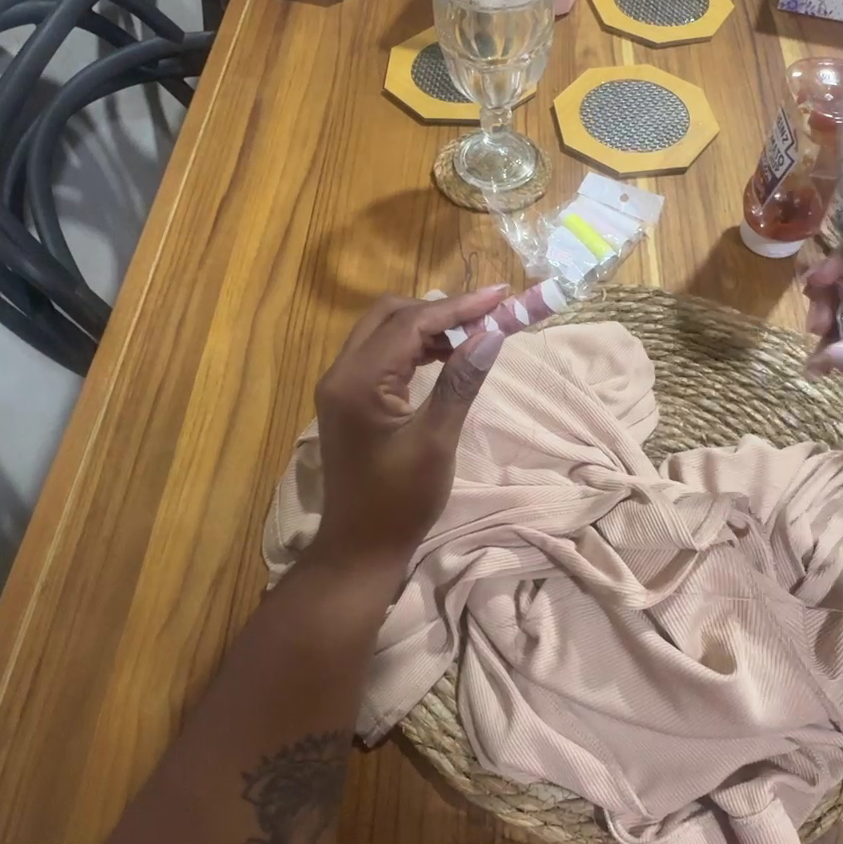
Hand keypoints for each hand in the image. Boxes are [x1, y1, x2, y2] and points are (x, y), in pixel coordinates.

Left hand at [311, 286, 509, 560]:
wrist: (360, 548)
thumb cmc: (399, 503)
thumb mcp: (436, 442)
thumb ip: (461, 383)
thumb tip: (491, 334)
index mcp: (358, 382)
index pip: (410, 323)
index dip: (458, 306)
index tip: (501, 295)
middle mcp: (341, 373)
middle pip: (390, 315)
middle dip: (441, 309)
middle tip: (488, 315)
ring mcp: (341, 385)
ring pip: (384, 331)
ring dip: (428, 326)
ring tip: (474, 334)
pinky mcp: (348, 398)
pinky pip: (381, 354)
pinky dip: (415, 347)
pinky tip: (446, 356)